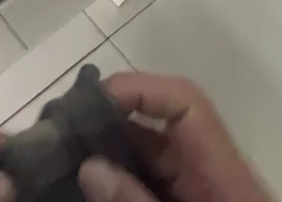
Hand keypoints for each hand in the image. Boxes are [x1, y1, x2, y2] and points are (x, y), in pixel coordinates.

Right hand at [76, 73, 270, 201]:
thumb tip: (90, 165)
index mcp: (226, 179)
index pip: (185, 105)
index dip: (138, 90)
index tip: (89, 106)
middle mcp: (212, 180)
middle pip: (156, 129)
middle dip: (105, 125)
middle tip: (56, 135)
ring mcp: (198, 199)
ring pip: (145, 159)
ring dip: (104, 156)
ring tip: (59, 162)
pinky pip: (147, 186)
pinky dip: (116, 185)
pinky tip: (82, 190)